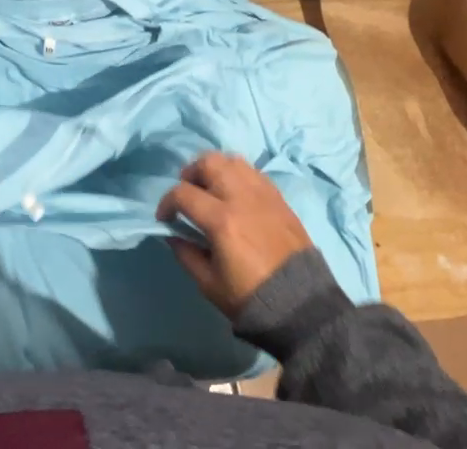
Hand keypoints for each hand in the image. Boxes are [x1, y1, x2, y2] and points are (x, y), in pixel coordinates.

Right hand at [157, 152, 311, 317]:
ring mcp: (263, 195)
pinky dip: (238, 175)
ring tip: (211, 188)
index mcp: (222, 220)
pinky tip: (235, 194)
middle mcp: (241, 198)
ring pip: (233, 161)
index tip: (165, 218)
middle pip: (209, 163)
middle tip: (187, 192)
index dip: (167, 203)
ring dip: (216, 169)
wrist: (301, 305)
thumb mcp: (208, 282)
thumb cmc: (250, 297)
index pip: (183, 194)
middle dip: (191, 173)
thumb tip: (173, 234)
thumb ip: (185, 253)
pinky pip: (254, 173)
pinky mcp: (279, 199)